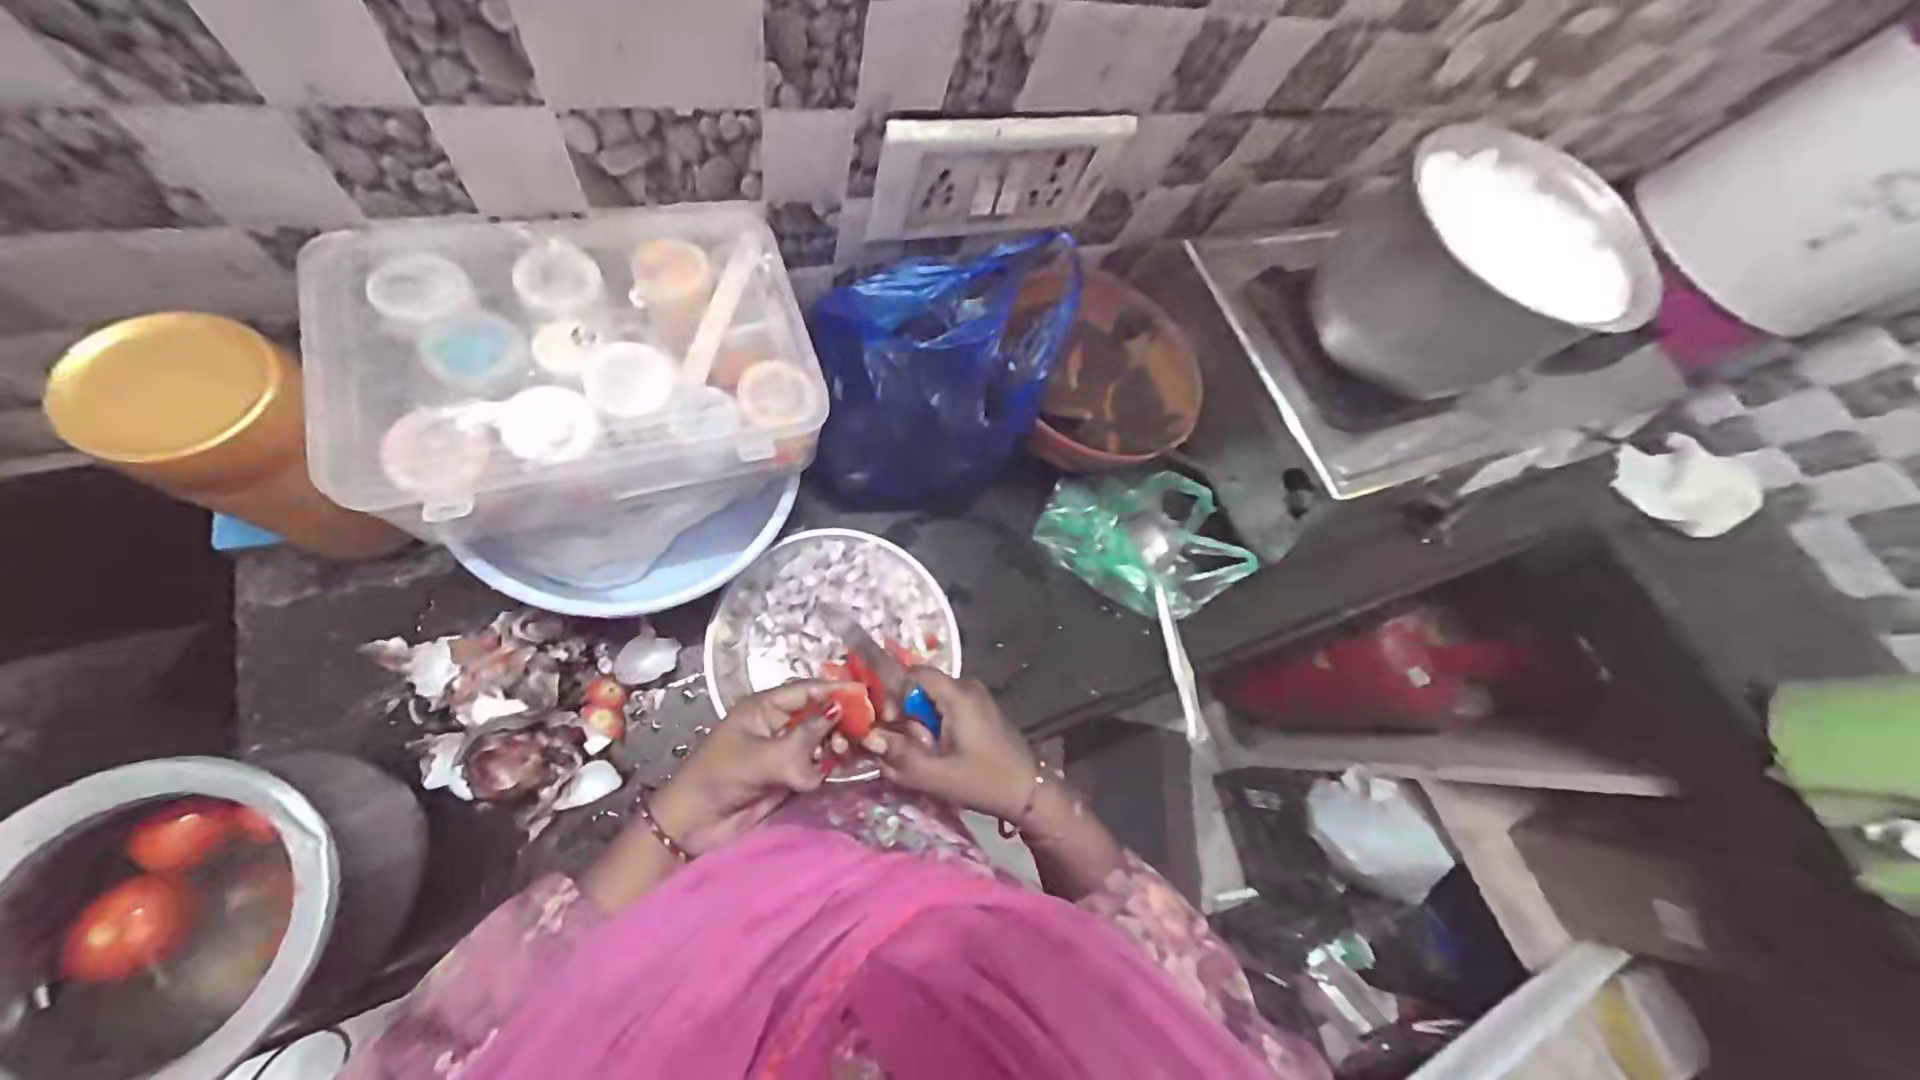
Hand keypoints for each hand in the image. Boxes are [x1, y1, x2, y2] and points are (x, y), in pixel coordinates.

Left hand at [649, 680, 849, 854]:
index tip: (864, 694)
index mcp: (764, 708)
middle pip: (818, 713)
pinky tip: (832, 769)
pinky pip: (815, 765)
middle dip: (838, 719)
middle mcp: (777, 724)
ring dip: (833, 744)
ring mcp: (783, 750)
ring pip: (820, 740)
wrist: (694, 826)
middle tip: (860, 730)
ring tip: (841, 753)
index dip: (835, 689)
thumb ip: (806, 736)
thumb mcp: (765, 755)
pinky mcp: (787, 776)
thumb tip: (838, 709)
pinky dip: (824, 767)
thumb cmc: (721, 778)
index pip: (807, 690)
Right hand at [861, 668, 1038, 820]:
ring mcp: (976, 697)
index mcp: (958, 695)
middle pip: (922, 687)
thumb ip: (900, 757)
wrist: (1030, 792)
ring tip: (924, 752)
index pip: (914, 673)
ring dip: (921, 722)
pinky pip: (947, 706)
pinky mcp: (980, 710)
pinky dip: (936, 724)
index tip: (890, 722)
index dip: (894, 693)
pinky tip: (940, 751)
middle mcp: (967, 687)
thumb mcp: (937, 776)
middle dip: (907, 713)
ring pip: (933, 698)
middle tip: (906, 744)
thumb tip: (870, 740)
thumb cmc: (985, 781)